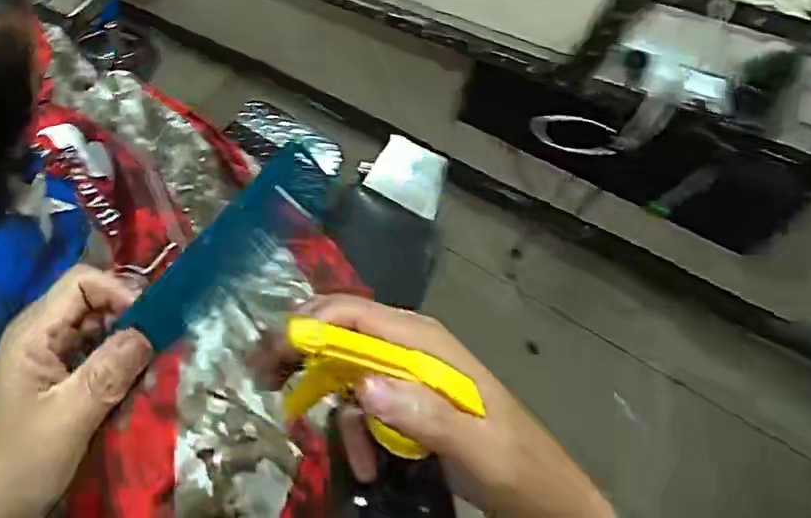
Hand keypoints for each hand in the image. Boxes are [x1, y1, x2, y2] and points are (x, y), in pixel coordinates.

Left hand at [0, 266, 154, 517]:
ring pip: (94, 333)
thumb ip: (108, 372)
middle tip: (155, 352)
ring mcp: (43, 359)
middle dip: (126, 322)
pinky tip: (128, 394)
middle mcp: (39, 334)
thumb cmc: (17, 463)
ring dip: (122, 350)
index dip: (117, 291)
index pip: (81, 281)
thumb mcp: (68, 419)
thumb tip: (149, 331)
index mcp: (34, 330)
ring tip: (147, 376)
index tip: (149, 322)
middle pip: (90, 304)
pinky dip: (111, 370)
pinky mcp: (50, 384)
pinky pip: (88, 360)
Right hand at [291, 296, 612, 517]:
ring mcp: (405, 368)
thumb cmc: (514, 461)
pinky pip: (362, 399)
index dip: (311, 322)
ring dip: (323, 390)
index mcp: (421, 338)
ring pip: (346, 364)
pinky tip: (359, 459)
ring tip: (295, 414)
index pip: (355, 313)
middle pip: (342, 328)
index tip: (274, 345)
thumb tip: (364, 385)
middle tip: (263, 369)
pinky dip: (351, 425)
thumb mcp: (474, 443)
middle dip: (302, 346)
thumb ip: (423, 412)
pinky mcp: (405, 397)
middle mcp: (408, 342)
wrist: (548, 496)